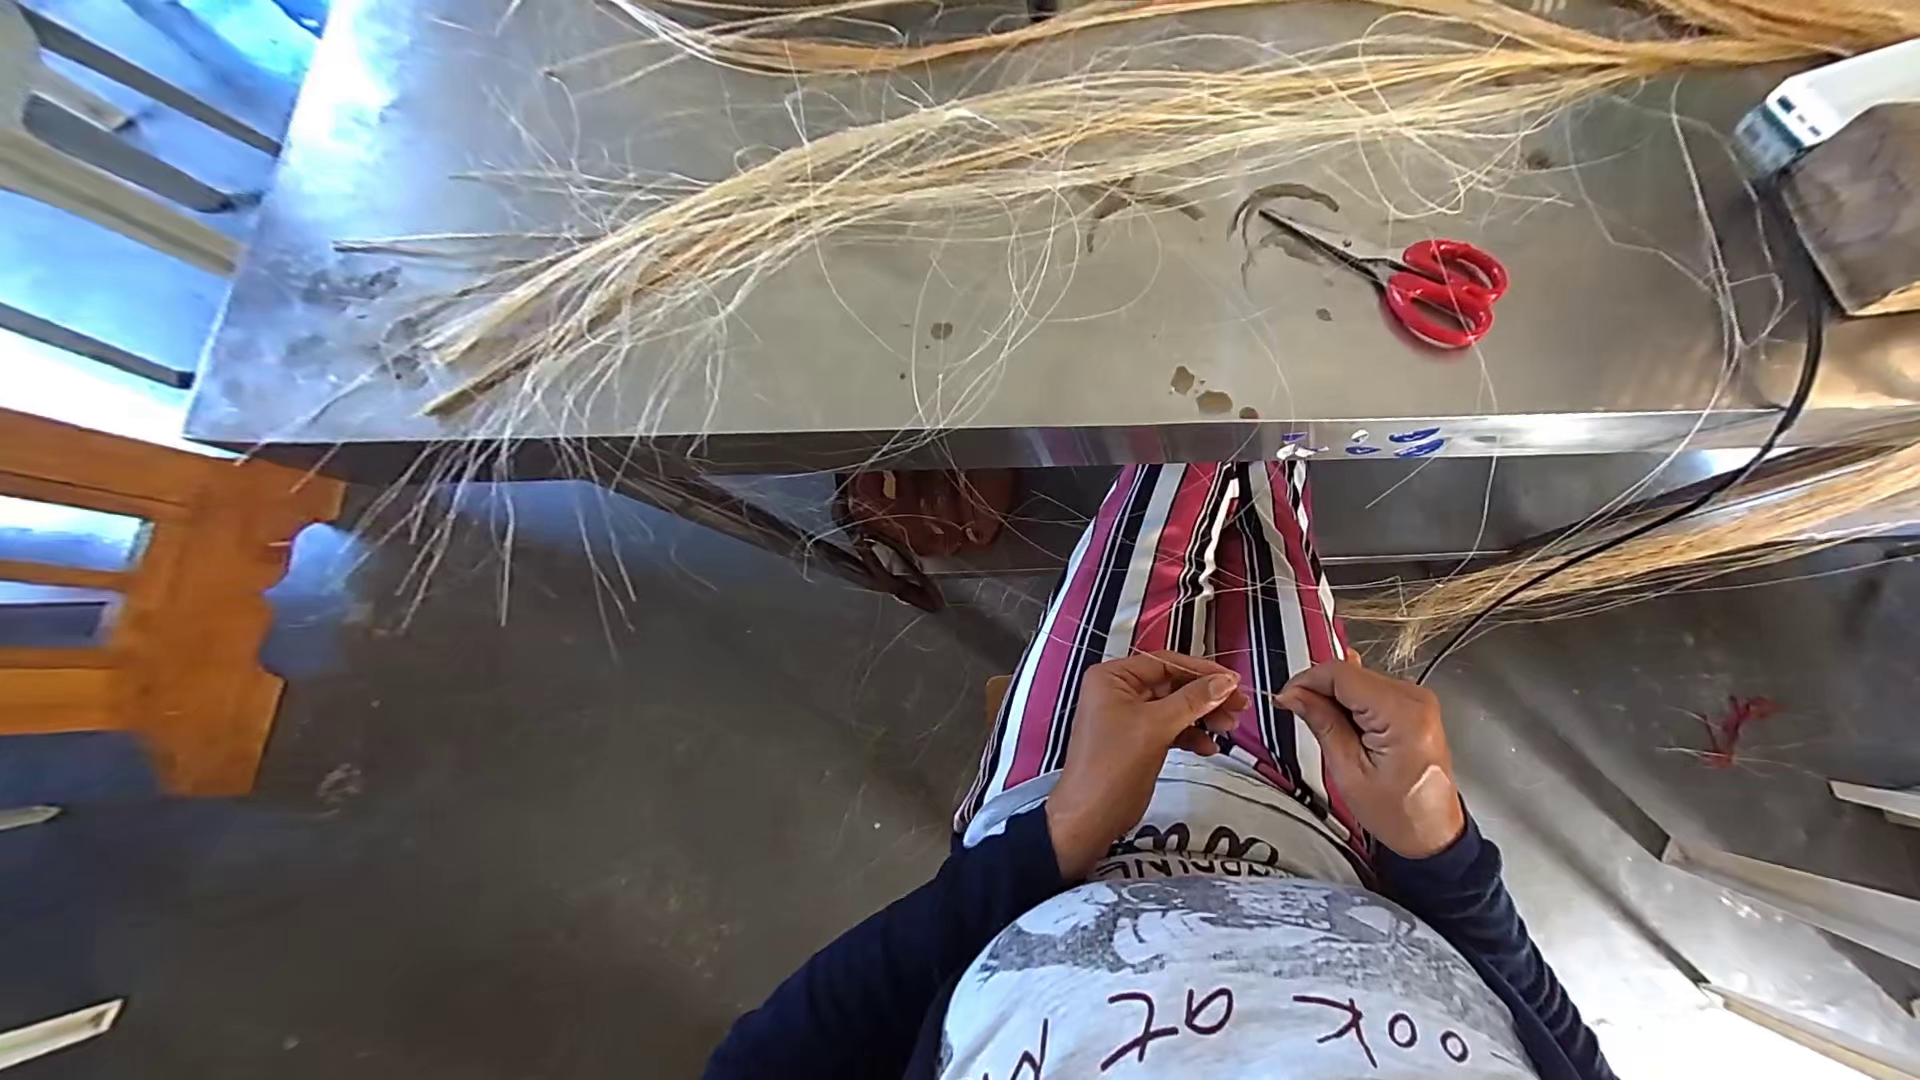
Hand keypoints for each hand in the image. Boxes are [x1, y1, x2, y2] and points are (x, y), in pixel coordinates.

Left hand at [1045, 651, 1249, 878]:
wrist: (1091, 816)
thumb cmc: (1112, 766)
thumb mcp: (1155, 726)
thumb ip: (1192, 700)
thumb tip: (1224, 681)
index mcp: (1111, 677)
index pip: (1163, 663)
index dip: (1200, 671)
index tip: (1232, 680)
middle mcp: (1117, 691)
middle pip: (1171, 684)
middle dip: (1205, 696)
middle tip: (1238, 706)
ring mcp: (1126, 715)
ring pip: (1174, 706)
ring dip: (1202, 716)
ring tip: (1227, 728)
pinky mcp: (1136, 739)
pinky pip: (1169, 727)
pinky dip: (1190, 735)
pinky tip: (1208, 747)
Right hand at [1277, 659, 1465, 858]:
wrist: (1433, 833)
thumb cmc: (1397, 812)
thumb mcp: (1348, 770)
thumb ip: (1321, 722)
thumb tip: (1292, 694)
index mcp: (1402, 715)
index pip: (1341, 674)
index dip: (1306, 682)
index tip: (1286, 698)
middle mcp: (1415, 700)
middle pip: (1347, 673)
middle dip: (1317, 690)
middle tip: (1299, 714)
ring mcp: (1417, 700)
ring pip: (1354, 677)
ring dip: (1331, 696)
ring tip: (1325, 726)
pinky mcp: (1413, 705)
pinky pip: (1367, 687)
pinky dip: (1347, 699)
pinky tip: (1342, 719)